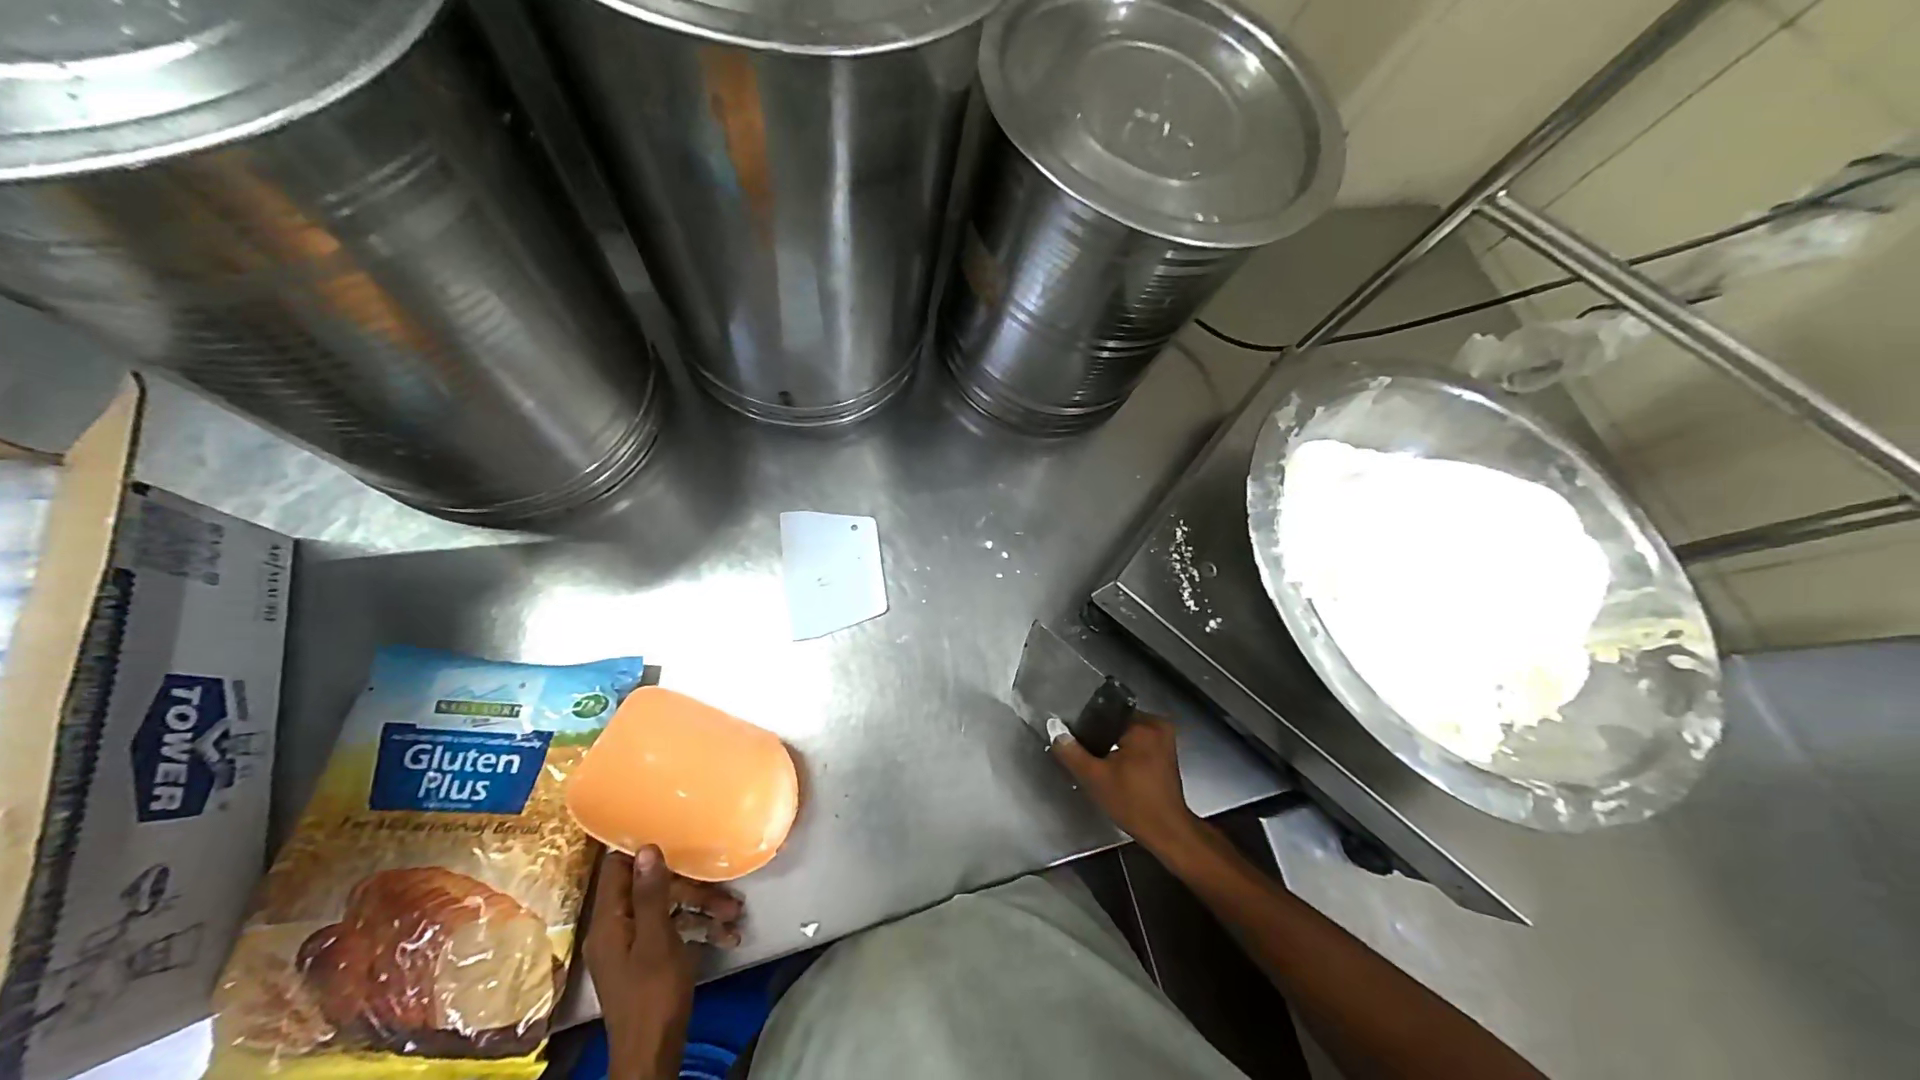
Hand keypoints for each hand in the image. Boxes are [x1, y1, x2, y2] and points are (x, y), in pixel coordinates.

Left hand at [584, 846, 743, 1079]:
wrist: (652, 1054)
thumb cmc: (653, 995)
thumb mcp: (657, 940)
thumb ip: (651, 894)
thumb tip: (645, 847)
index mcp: (609, 922)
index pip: (617, 870)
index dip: (641, 849)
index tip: (674, 831)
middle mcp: (616, 928)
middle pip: (651, 890)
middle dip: (690, 888)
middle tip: (725, 893)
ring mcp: (632, 944)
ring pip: (668, 910)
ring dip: (702, 909)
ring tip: (734, 915)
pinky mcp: (649, 958)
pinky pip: (673, 931)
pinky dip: (698, 930)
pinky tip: (727, 936)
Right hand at [1050, 713, 1202, 855]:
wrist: (1167, 832)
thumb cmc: (1132, 802)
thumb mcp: (1095, 778)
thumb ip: (1071, 752)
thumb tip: (1055, 730)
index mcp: (1144, 725)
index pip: (1106, 712)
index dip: (1087, 723)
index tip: (1075, 738)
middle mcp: (1158, 726)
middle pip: (1116, 722)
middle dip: (1099, 736)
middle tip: (1084, 753)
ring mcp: (1165, 740)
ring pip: (1126, 734)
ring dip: (1111, 745)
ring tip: (1095, 762)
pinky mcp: (1166, 754)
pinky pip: (1138, 744)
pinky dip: (1124, 753)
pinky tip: (1112, 769)